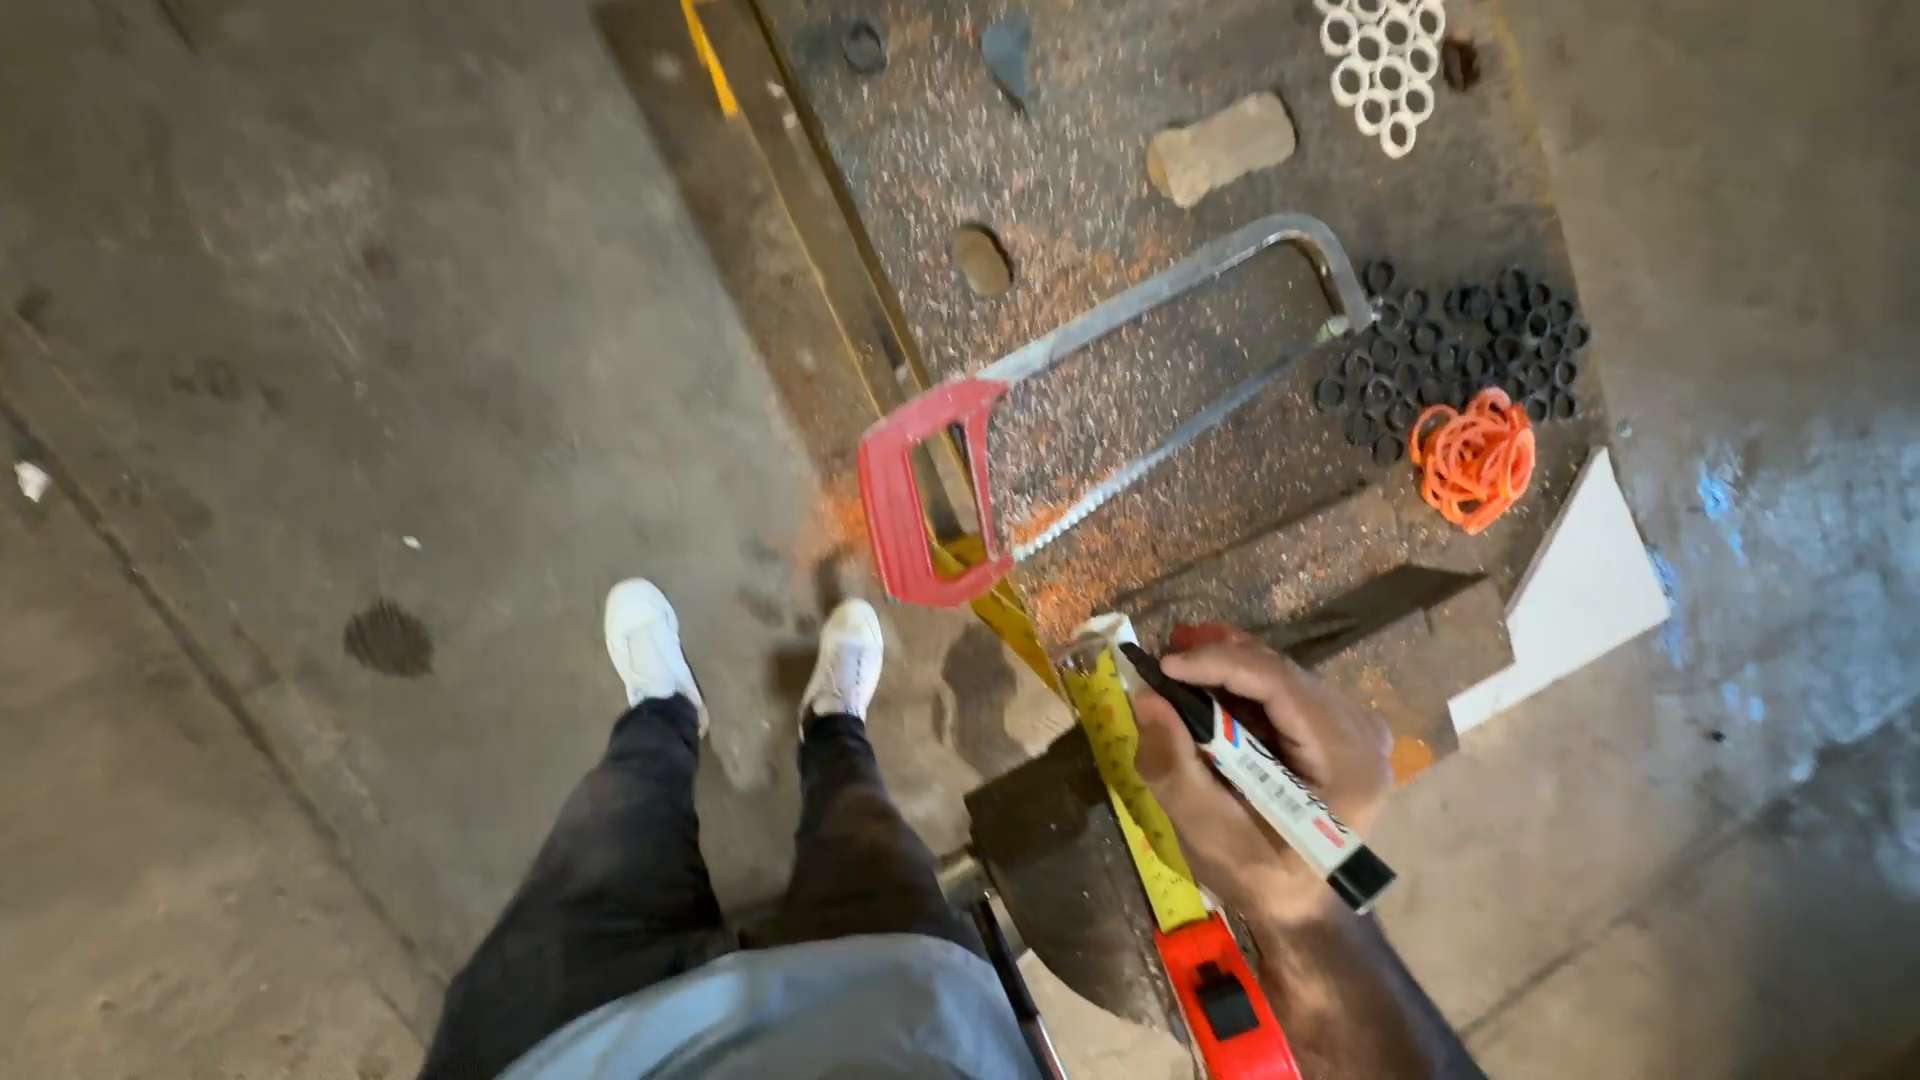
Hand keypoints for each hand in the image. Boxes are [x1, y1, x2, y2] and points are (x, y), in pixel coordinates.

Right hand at [1131, 628, 1393, 923]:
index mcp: (1345, 761)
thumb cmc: (1260, 877)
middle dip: (1217, 657)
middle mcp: (1360, 733)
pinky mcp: (1336, 731)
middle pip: (1279, 672)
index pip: (1280, 684)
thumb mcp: (1208, 833)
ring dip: (1225, 665)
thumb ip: (1174, 767)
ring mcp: (1353, 729)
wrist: (1302, 910)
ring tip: (1179, 661)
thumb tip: (1147, 698)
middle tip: (1164, 654)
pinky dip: (1238, 682)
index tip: (1164, 664)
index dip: (1219, 663)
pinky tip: (1205, 682)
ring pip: (1278, 674)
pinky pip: (1281, 690)